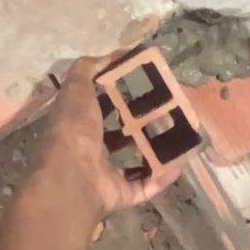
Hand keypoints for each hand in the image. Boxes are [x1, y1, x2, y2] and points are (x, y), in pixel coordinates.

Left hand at [31, 55, 182, 218]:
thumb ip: (88, 69)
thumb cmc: (73, 130)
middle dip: (142, 123)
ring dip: (155, 150)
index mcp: (78, 123)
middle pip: (120, 134)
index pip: (100, 106)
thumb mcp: (76, 89)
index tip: (146, 85)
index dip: (120, 95)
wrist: (71, 178)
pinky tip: (179, 164)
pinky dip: (161, 178)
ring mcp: (104, 174)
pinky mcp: (119, 193)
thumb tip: (112, 55)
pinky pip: (145, 185)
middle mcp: (90, 148)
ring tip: (178, 136)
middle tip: (167, 111)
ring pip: (134, 160)